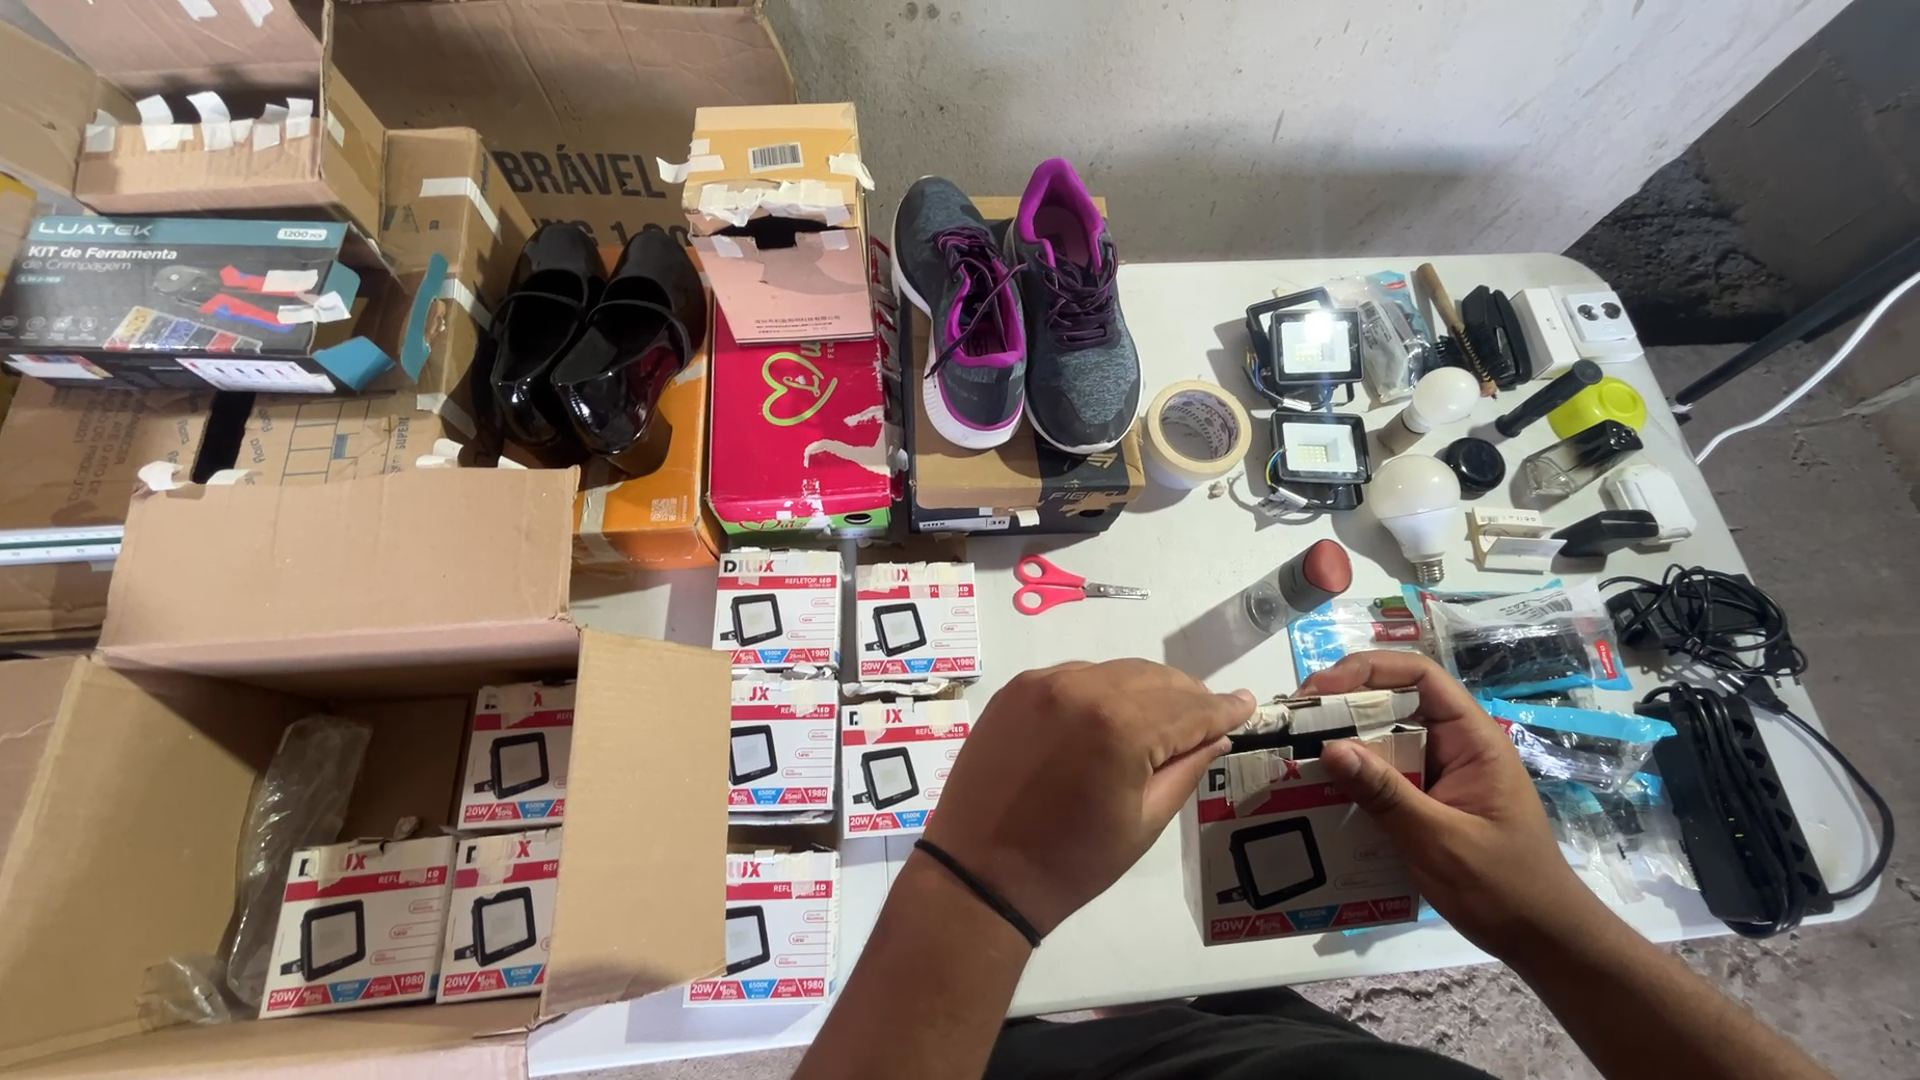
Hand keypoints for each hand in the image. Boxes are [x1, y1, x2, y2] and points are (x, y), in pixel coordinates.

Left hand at [924, 660, 1253, 937]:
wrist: (980, 871)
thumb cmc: (1070, 862)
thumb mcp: (1144, 821)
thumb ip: (1185, 768)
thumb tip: (1215, 734)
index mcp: (1120, 726)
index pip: (1189, 707)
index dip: (1223, 708)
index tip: (1247, 703)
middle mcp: (1081, 688)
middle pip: (1154, 678)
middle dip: (1187, 696)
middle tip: (1207, 717)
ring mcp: (1043, 683)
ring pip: (1115, 671)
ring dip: (1145, 689)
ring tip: (1160, 719)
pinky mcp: (1016, 688)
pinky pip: (1075, 675)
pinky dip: (1101, 689)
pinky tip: (1108, 716)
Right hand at [1300, 651, 1609, 958]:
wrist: (1544, 941)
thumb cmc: (1506, 888)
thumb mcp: (1442, 842)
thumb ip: (1387, 794)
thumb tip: (1329, 748)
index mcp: (1472, 740)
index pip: (1419, 676)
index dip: (1367, 670)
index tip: (1321, 690)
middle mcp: (1452, 744)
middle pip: (1390, 700)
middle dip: (1339, 702)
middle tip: (1292, 720)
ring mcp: (1435, 770)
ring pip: (1379, 735)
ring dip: (1337, 737)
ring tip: (1292, 748)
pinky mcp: (1420, 795)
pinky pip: (1377, 769)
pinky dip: (1346, 771)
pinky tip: (1314, 786)